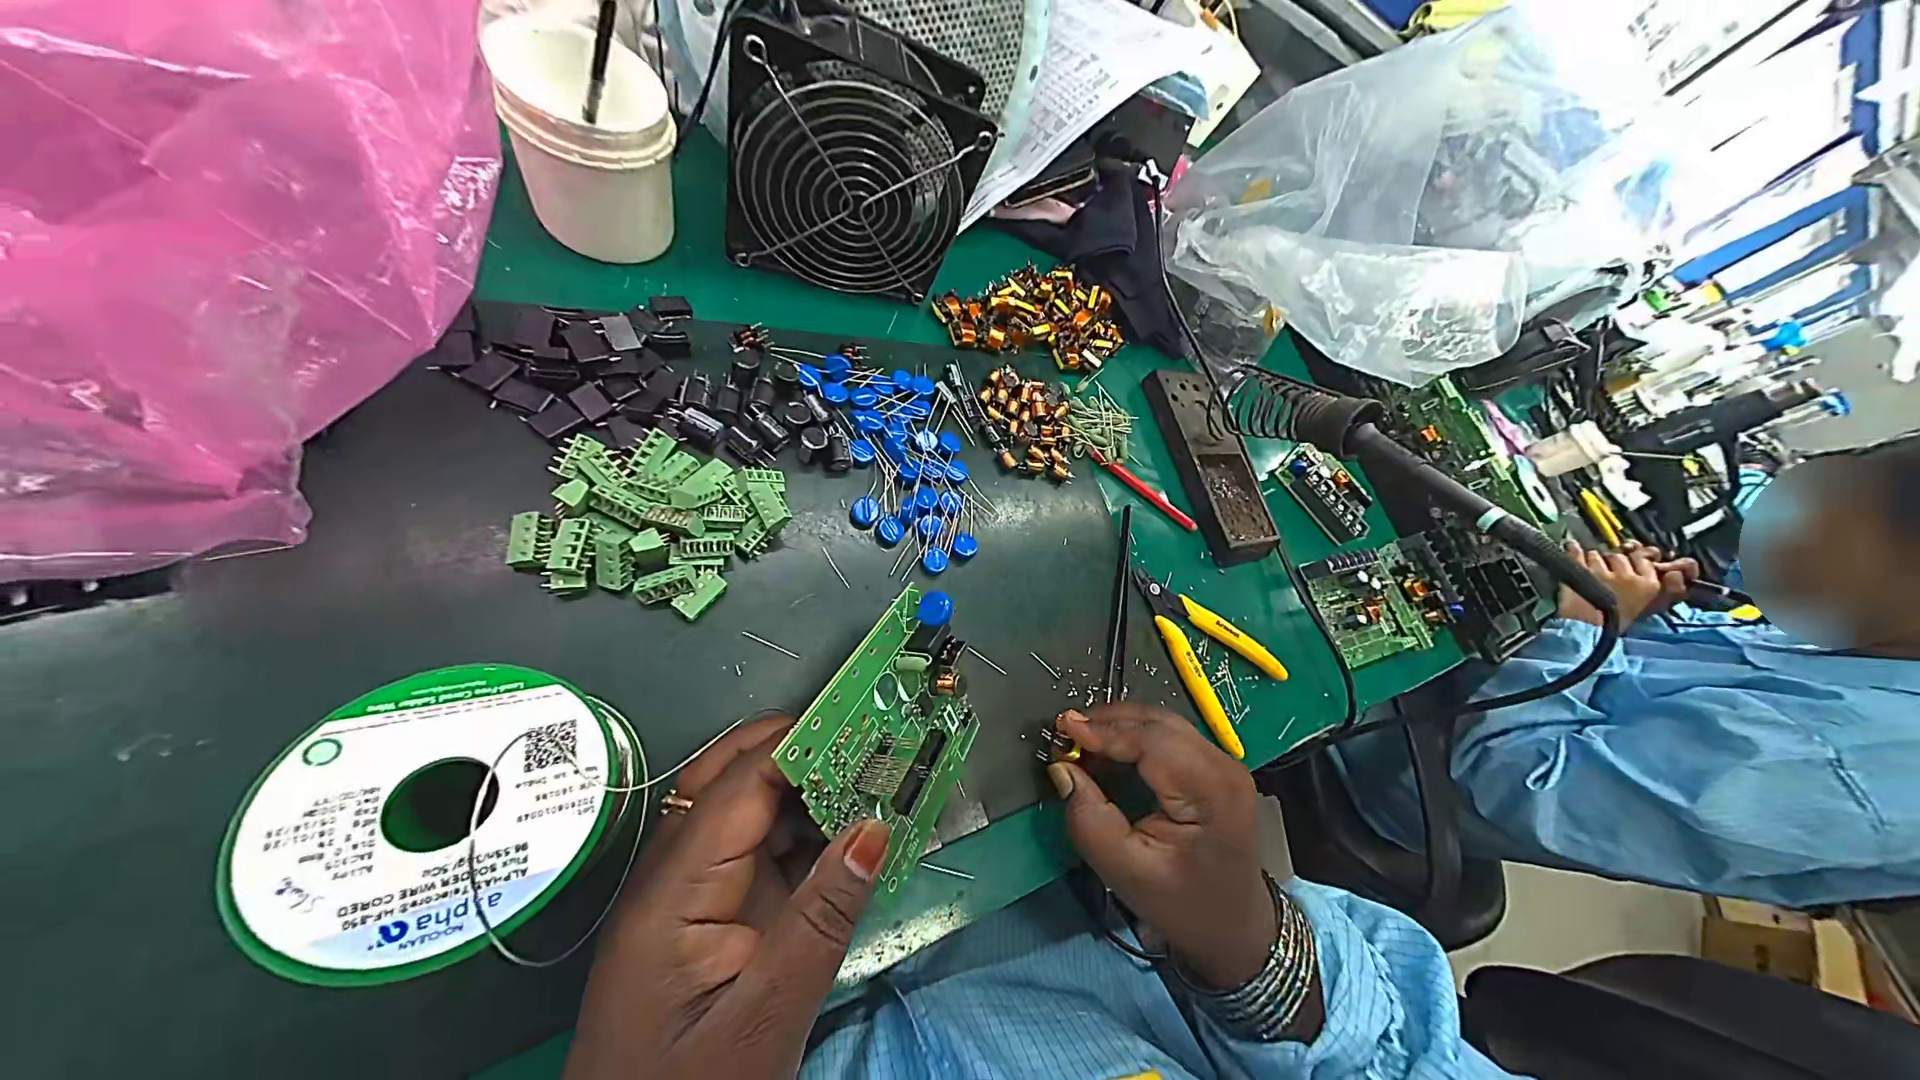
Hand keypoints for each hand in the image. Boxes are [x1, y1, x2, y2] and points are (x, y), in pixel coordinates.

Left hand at [565, 715, 890, 1079]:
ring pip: (746, 807)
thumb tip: (874, 831)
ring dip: (804, 785)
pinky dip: (802, 827)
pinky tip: (843, 826)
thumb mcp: (767, 1016)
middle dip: (795, 748)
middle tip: (862, 736)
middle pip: (728, 780)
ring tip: (864, 773)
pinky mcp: (711, 909)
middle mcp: (673, 875)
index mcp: (671, 893)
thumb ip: (822, 917)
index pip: (736, 788)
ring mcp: (691, 890)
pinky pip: (758, 846)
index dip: (797, 746)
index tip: (857, 723)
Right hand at [1046, 704, 1275, 988]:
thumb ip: (1089, 819)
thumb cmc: (1183, 904)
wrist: (1233, 928)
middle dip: (1108, 722)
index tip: (1064, 728)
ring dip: (1119, 725)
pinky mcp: (1214, 765)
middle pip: (1158, 723)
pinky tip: (1108, 747)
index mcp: (1211, 792)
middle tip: (1066, 732)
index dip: (1106, 730)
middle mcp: (1224, 767)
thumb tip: (1062, 769)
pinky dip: (1134, 734)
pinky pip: (1168, 735)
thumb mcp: (1125, 871)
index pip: (1153, 741)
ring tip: (1081, 739)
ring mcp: (1224, 762)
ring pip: (1162, 722)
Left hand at [1557, 539, 1697, 625]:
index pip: (1642, 558)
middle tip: (1606, 568)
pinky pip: (1577, 554)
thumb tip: (1670, 571)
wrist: (1590, 628)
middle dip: (1612, 559)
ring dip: (1593, 559)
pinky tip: (1571, 545)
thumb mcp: (1649, 605)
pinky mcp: (1580, 573)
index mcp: (1649, 584)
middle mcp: (1628, 575)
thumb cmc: (1619, 620)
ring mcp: (1602, 572)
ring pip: (1597, 554)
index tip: (1628, 559)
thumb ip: (1663, 588)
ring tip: (1590, 568)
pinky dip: (1573, 549)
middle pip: (1619, 556)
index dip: (1634, 558)